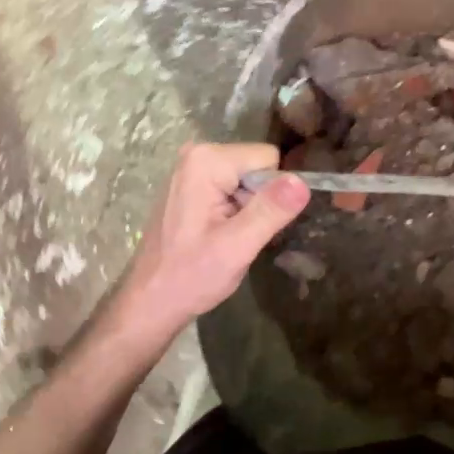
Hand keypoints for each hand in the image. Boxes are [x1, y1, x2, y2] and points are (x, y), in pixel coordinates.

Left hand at [112, 143, 310, 341]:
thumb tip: (303, 182)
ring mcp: (191, 167)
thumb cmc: (190, 276)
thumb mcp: (237, 247)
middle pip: (256, 166)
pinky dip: (232, 210)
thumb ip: (270, 210)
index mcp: (206, 159)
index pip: (268, 158)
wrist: (150, 300)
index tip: (251, 225)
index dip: (270, 194)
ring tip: (226, 237)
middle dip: (257, 201)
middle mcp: (197, 152)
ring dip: (246, 208)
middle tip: (237, 235)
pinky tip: (217, 234)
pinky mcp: (190, 182)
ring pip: (246, 178)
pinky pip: (230, 186)